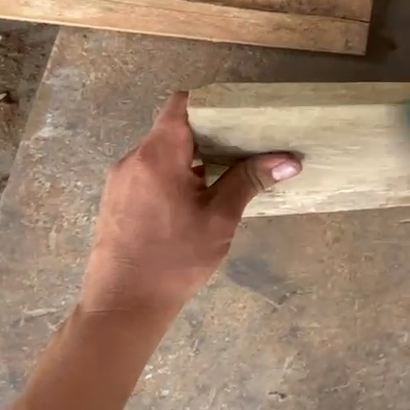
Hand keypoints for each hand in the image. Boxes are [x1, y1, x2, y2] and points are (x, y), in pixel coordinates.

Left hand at [78, 92, 299, 320]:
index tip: (243, 111)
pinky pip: (152, 171)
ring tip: (232, 167)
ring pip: (163, 151)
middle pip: (174, 128)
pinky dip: (179, 171)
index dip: (212, 102)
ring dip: (196, 154)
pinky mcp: (118, 201)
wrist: (120, 308)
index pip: (180, 105)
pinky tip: (203, 193)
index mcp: (157, 157)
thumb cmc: (174, 259)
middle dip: (212, 131)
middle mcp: (133, 161)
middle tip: (250, 140)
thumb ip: (250, 180)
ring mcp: (121, 182)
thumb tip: (291, 159)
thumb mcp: (220, 218)